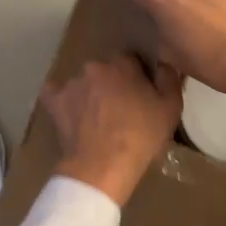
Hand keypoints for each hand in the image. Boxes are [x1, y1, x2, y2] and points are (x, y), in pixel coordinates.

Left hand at [41, 53, 183, 205]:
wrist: (103, 165)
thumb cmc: (141, 137)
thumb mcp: (171, 109)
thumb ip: (169, 79)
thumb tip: (164, 63)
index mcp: (123, 65)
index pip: (131, 60)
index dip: (136, 77)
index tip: (141, 95)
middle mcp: (95, 68)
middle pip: (105, 71)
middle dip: (112, 85)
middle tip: (119, 110)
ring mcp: (72, 84)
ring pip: (82, 83)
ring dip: (89, 94)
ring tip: (95, 119)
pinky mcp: (55, 103)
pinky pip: (54, 93)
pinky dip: (60, 98)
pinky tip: (68, 110)